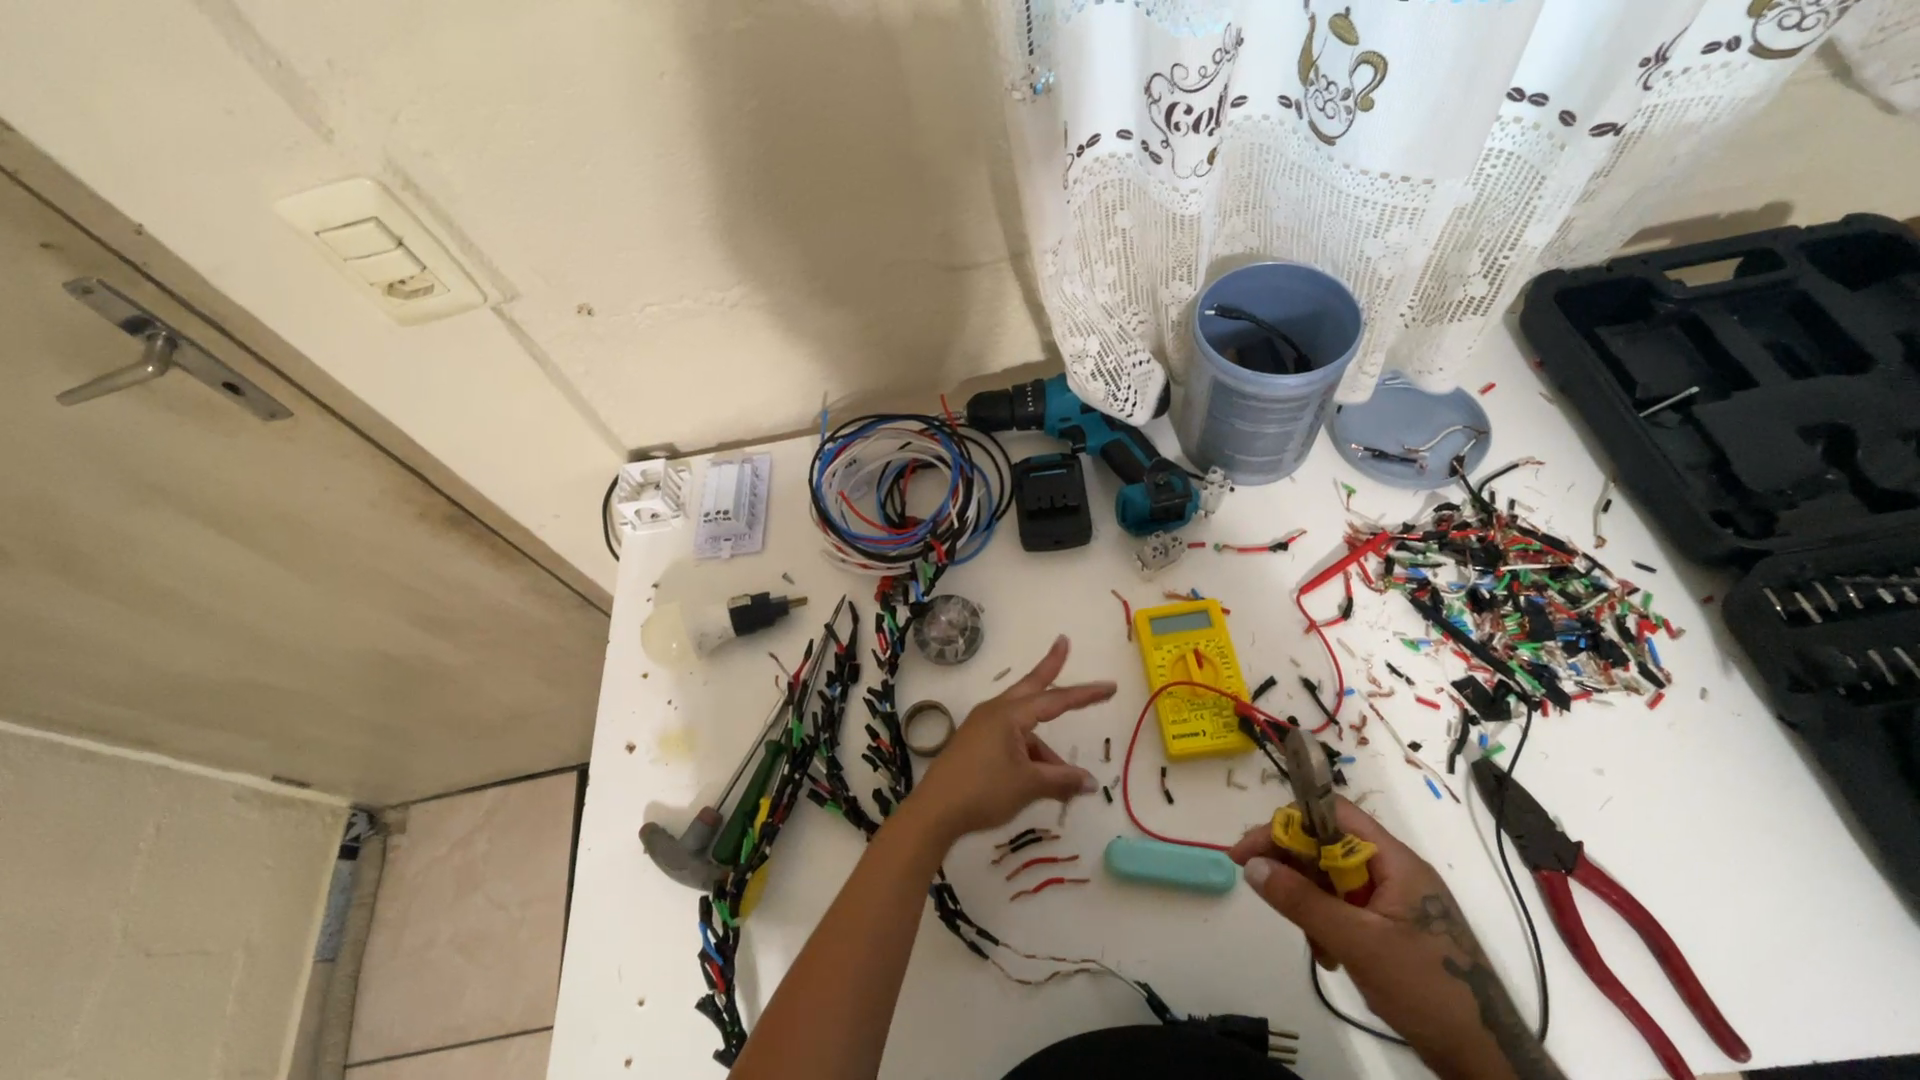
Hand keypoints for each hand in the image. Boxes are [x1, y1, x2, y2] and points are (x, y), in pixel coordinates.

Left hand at [908, 635, 1111, 842]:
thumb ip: (1061, 780)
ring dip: (1045, 747)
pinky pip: (1011, 740)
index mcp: (1008, 714)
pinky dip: (1029, 755)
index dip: (1085, 695)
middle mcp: (995, 712)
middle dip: (1050, 668)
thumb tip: (1090, 783)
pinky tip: (1040, 783)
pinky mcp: (975, 744)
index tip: (1110, 687)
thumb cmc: (983, 791)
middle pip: (1031, 687)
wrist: (934, 812)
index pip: (1055, 700)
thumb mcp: (1028, 785)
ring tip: (1062, 784)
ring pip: (1024, 726)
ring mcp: (982, 727)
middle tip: (1064, 643)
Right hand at [1229, 797, 1561, 1079]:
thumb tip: (1253, 866)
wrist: (1482, 1053)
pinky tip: (1329, 955)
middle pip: (1329, 845)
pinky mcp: (1395, 928)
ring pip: (1334, 879)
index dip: (1287, 824)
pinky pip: (1348, 908)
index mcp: (1395, 861)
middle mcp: (1396, 871)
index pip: (1333, 814)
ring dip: (1311, 902)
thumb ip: (1302, 901)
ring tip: (1311, 942)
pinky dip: (1328, 924)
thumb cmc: (1425, 988)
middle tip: (1262, 888)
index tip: (1249, 852)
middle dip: (1294, 866)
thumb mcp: (1356, 942)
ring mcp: (1397, 900)